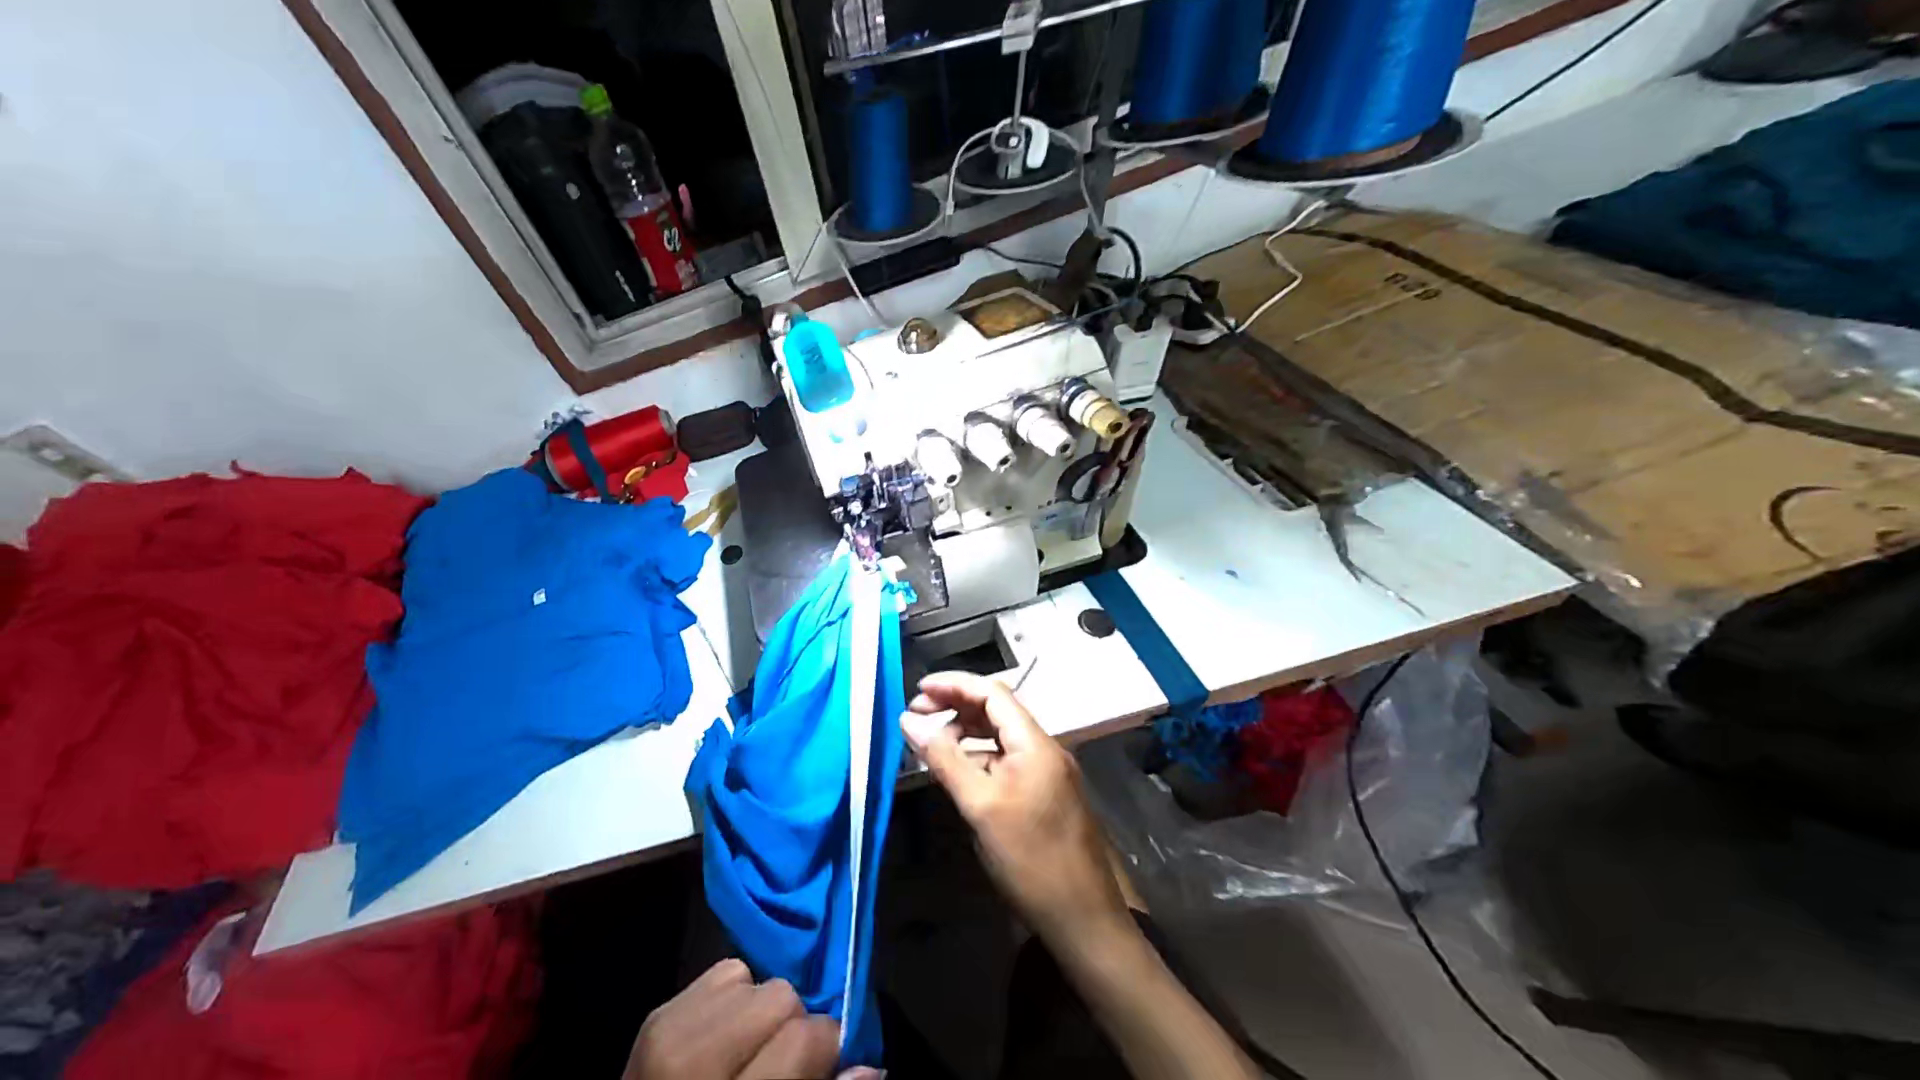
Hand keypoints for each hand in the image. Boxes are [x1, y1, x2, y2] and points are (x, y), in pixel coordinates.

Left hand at [623, 959, 839, 1079]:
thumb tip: (871, 1068)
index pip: (805, 1036)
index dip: (825, 1049)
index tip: (820, 1068)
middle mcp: (693, 1062)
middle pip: (783, 997)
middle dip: (792, 1027)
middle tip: (779, 1067)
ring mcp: (669, 1033)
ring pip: (758, 979)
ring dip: (763, 1013)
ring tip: (748, 1052)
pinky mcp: (658, 1014)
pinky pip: (726, 972)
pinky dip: (735, 999)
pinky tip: (723, 1038)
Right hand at [901, 671, 1130, 943]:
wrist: (1082, 916)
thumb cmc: (1029, 858)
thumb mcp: (979, 806)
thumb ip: (944, 759)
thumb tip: (909, 721)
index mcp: (1034, 742)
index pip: (992, 692)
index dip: (953, 684)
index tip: (917, 691)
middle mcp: (1044, 747)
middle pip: (996, 710)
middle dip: (955, 705)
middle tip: (915, 715)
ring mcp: (1047, 770)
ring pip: (1000, 736)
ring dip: (965, 731)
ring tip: (929, 740)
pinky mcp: (1044, 792)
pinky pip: (1006, 759)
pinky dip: (978, 756)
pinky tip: (956, 768)